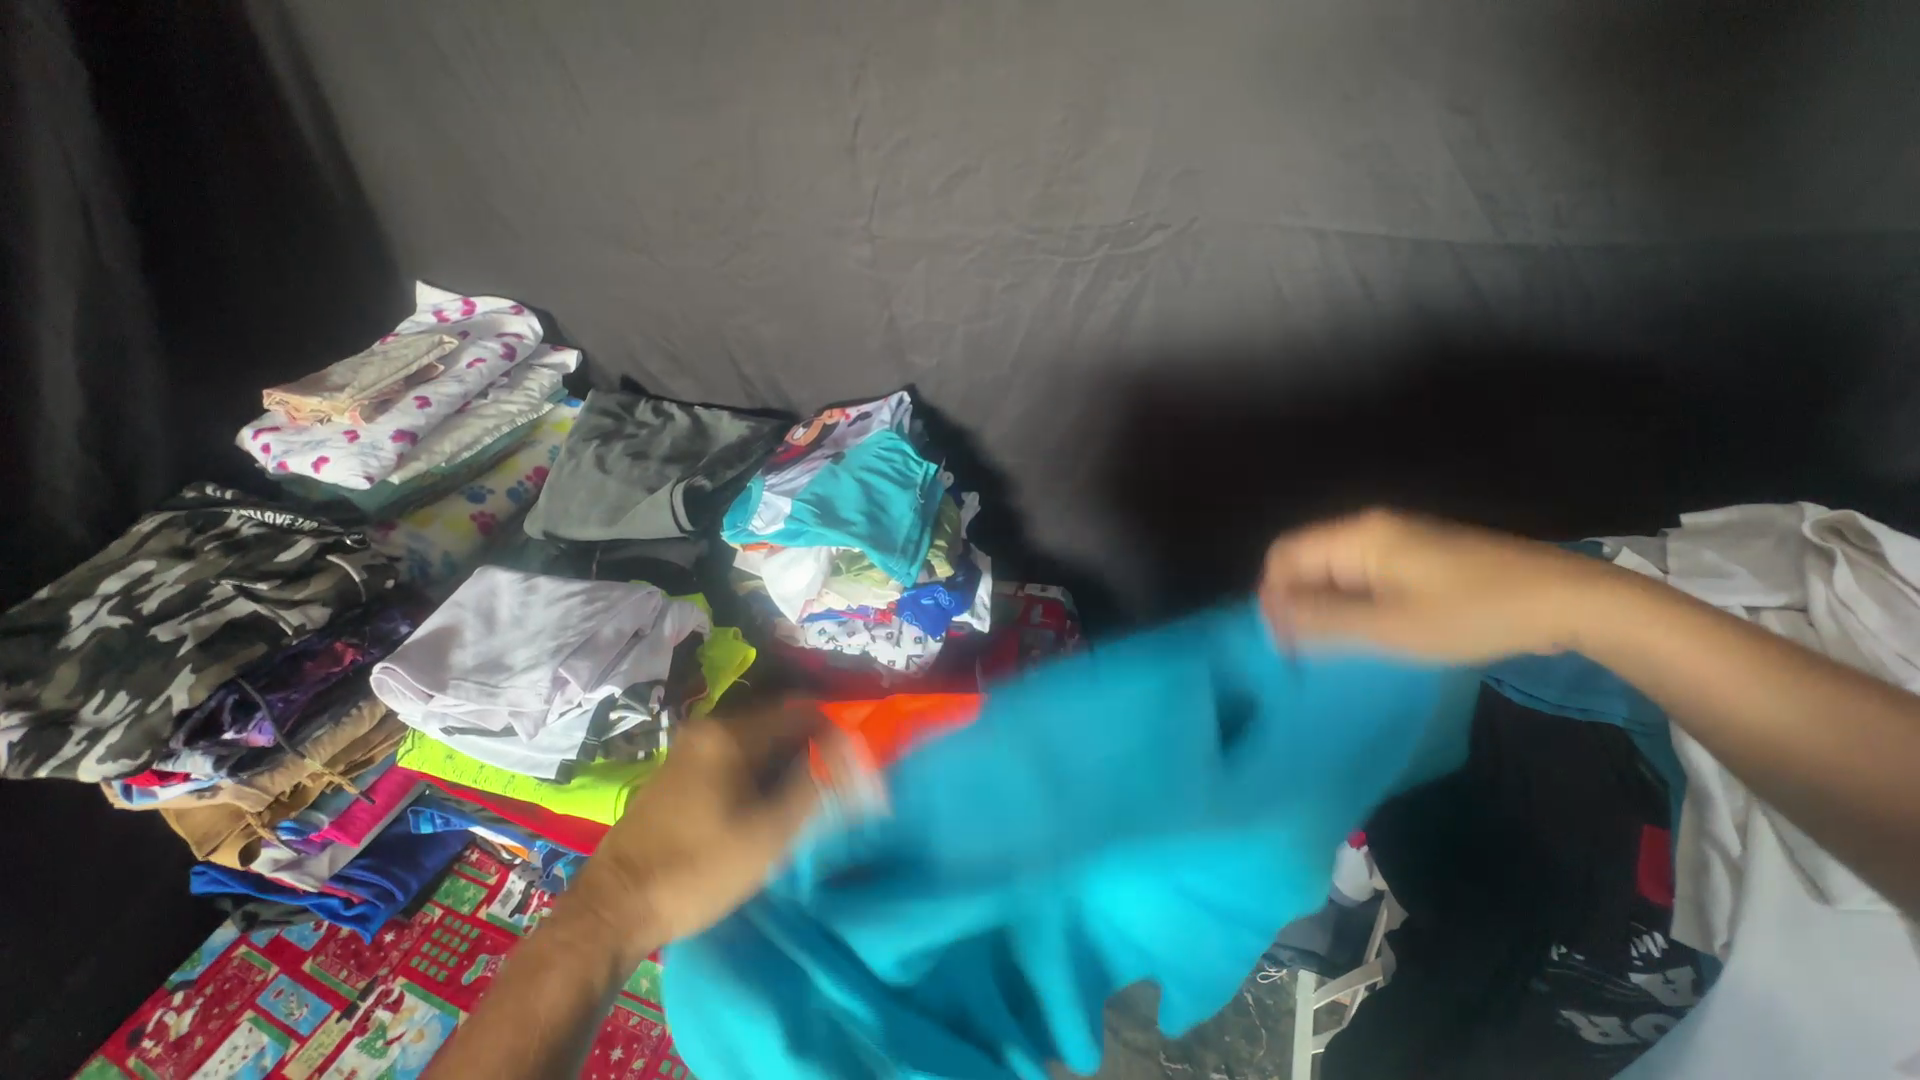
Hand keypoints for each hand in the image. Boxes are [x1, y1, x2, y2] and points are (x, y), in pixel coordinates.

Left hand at [568, 703, 841, 958]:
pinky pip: (734, 760)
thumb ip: (819, 790)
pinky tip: (763, 814)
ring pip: (757, 745)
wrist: (611, 911)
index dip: (837, 736)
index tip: (855, 771)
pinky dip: (758, 777)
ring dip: (785, 768)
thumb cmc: (695, 871)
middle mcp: (709, 730)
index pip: (804, 713)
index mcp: (731, 734)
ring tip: (801, 809)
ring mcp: (689, 751)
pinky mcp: (678, 775)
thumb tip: (861, 760)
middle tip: (831, 796)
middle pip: (779, 725)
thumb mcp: (768, 836)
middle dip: (812, 754)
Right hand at [1259, 508, 1623, 663]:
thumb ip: (1322, 619)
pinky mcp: (1423, 555)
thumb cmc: (1472, 614)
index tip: (1281, 641)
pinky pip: (1367, 574)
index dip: (1271, 596)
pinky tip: (1374, 632)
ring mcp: (1401, 539)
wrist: (1569, 600)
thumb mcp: (1390, 626)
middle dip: (1298, 602)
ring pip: (1337, 569)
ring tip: (1339, 647)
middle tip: (1307, 651)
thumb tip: (1270, 615)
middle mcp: (1372, 528)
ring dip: (1328, 605)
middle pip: (1308, 559)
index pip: (1284, 555)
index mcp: (1358, 536)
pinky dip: (1357, 601)